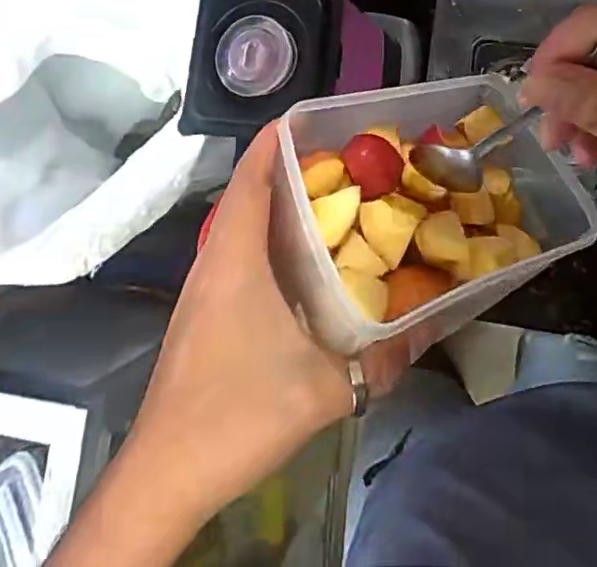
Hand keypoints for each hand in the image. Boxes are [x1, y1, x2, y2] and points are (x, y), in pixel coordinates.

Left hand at [52, 122, 360, 564]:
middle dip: (290, 169)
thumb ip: (385, 356)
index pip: (250, 178)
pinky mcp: (204, 314)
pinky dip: (271, 240)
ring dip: (280, 206)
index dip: (275, 141)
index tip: (311, 119)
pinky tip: (304, 265)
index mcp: (236, 258)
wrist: (164, 476)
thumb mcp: (326, 386)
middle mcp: (214, 262)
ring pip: (242, 226)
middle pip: (247, 194)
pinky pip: (239, 255)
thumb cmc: (239, 415)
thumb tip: (432, 327)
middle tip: (343, 163)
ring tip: (332, 202)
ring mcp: (203, 289)